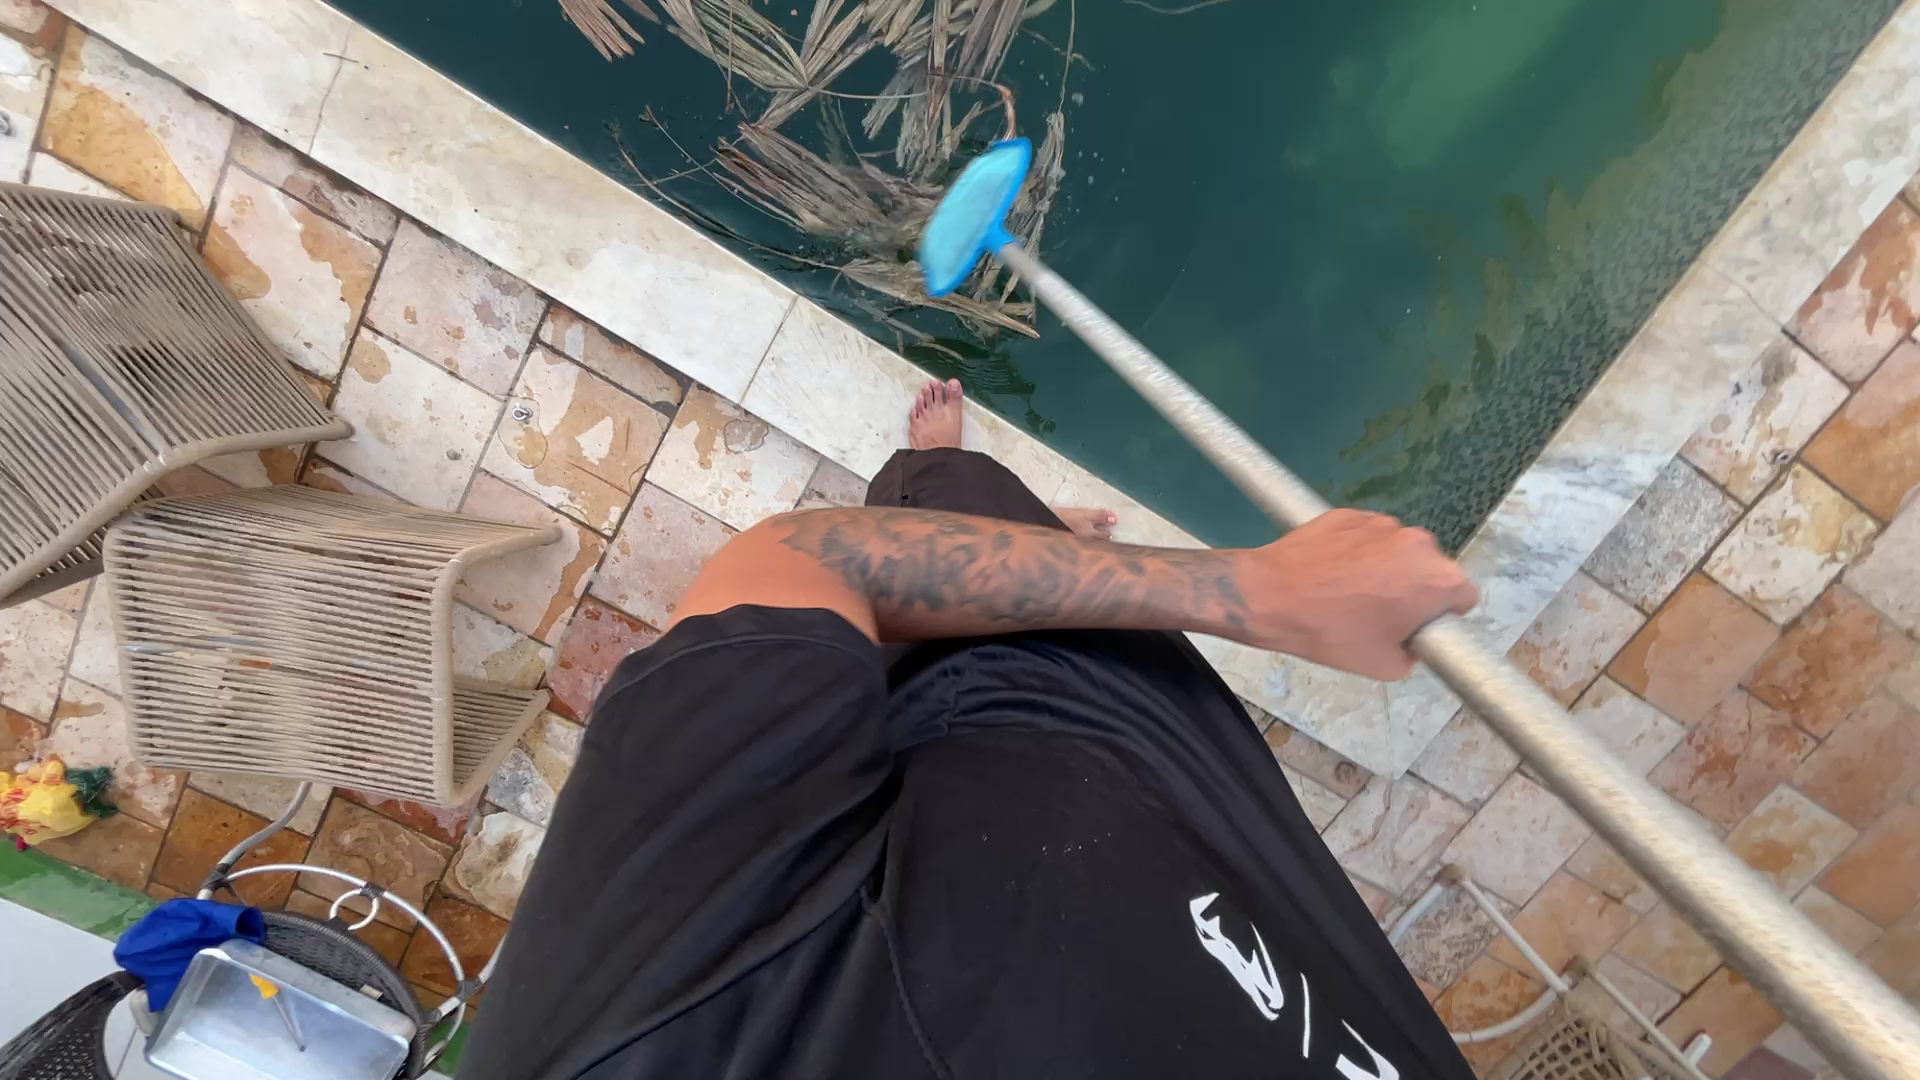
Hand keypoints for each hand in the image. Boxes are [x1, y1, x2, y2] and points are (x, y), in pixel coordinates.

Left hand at [1234, 509, 1478, 679]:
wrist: (1268, 594)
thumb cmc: (1330, 632)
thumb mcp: (1385, 665)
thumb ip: (1415, 651)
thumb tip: (1411, 638)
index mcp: (1439, 578)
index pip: (1462, 597)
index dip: (1439, 614)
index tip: (1411, 624)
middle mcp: (1418, 541)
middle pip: (1429, 568)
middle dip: (1411, 587)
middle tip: (1375, 609)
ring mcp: (1380, 521)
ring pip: (1396, 548)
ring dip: (1383, 565)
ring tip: (1345, 588)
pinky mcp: (1347, 513)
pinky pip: (1364, 534)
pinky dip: (1354, 549)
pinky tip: (1328, 568)